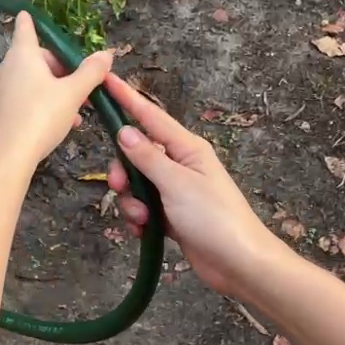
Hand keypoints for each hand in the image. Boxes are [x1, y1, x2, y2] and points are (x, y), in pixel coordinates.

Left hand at [0, 11, 114, 171]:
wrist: (8, 156)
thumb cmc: (41, 116)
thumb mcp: (73, 93)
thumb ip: (91, 72)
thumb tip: (105, 54)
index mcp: (23, 55)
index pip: (25, 28)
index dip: (30, 20)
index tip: (27, 13)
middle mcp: (8, 68)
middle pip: (38, 58)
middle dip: (62, 70)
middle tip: (83, 86)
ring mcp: (1, 90)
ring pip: (35, 81)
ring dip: (57, 90)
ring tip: (77, 112)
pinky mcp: (1, 110)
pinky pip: (26, 98)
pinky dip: (44, 104)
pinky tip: (62, 124)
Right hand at [102, 72, 290, 298]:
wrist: (239, 265)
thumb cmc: (214, 218)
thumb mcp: (177, 184)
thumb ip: (147, 157)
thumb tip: (123, 130)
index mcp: (186, 148)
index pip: (150, 116)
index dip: (127, 98)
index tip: (105, 79)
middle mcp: (179, 164)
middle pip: (135, 154)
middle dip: (123, 171)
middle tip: (121, 187)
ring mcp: (175, 190)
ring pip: (136, 183)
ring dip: (131, 201)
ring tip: (142, 219)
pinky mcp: (170, 215)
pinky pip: (142, 207)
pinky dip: (138, 218)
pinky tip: (142, 231)